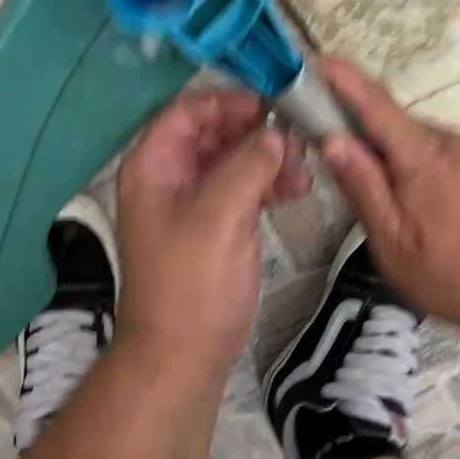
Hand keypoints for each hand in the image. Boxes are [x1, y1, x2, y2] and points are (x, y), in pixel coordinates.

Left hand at [115, 89, 310, 368]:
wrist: (183, 357)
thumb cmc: (190, 282)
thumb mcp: (218, 216)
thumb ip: (247, 166)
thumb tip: (274, 132)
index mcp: (154, 165)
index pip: (188, 111)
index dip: (226, 102)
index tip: (268, 105)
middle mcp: (172, 175)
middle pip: (215, 132)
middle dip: (255, 131)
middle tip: (295, 135)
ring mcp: (197, 200)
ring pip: (235, 159)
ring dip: (269, 157)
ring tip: (304, 164)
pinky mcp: (220, 223)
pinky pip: (246, 187)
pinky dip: (271, 183)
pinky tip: (300, 187)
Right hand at [317, 60, 459, 336]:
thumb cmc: (456, 277)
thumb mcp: (395, 242)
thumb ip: (363, 186)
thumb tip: (330, 138)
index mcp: (423, 155)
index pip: (374, 102)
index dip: (342, 78)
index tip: (309, 61)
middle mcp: (442, 140)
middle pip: (384, 117)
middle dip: (346, 119)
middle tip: (306, 136)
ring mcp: (458, 152)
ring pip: (400, 136)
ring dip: (370, 144)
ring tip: (343, 174)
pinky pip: (417, 149)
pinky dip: (392, 157)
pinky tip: (383, 190)